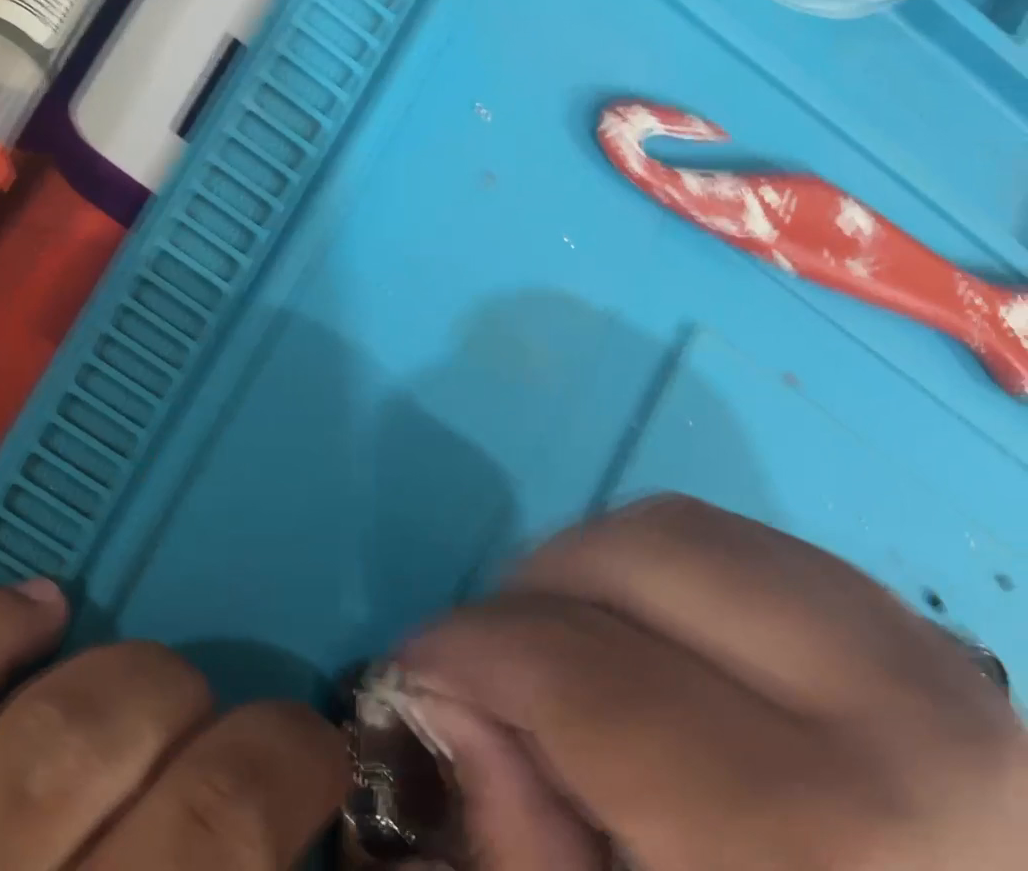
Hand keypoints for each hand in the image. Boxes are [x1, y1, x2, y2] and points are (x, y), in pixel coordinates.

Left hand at [0, 579, 348, 870]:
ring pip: (54, 731)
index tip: (316, 760)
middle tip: (241, 741)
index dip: (297, 777)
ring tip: (158, 689)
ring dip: (140, 682)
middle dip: (242, 740)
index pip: (230, 845)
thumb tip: (312, 839)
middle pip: (182, 806)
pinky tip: (39, 610)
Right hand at [392, 496, 1026, 870]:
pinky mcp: (961, 670)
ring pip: (711, 537)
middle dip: (534, 586)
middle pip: (650, 550)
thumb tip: (445, 709)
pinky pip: (773, 566)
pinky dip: (682, 589)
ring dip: (603, 576)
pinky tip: (665, 665)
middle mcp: (907, 726)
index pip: (571, 657)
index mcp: (811, 828)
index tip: (417, 672)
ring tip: (575, 655)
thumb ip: (518, 840)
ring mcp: (958, 684)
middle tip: (496, 660)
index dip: (461, 648)